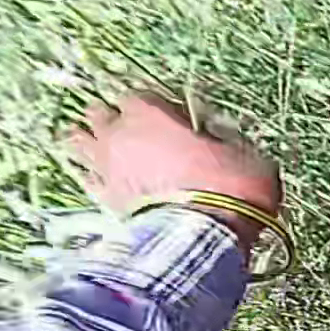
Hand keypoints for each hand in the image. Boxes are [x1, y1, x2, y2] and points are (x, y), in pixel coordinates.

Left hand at [68, 94, 281, 246]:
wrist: (206, 234)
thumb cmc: (231, 192)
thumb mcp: (251, 160)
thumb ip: (231, 144)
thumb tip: (226, 142)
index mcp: (152, 116)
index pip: (143, 96)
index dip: (161, 107)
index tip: (179, 120)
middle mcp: (120, 134)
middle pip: (100, 112)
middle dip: (116, 119)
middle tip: (139, 131)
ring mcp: (107, 166)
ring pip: (79, 140)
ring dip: (93, 142)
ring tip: (111, 151)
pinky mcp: (105, 198)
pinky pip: (87, 178)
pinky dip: (95, 177)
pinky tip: (108, 181)